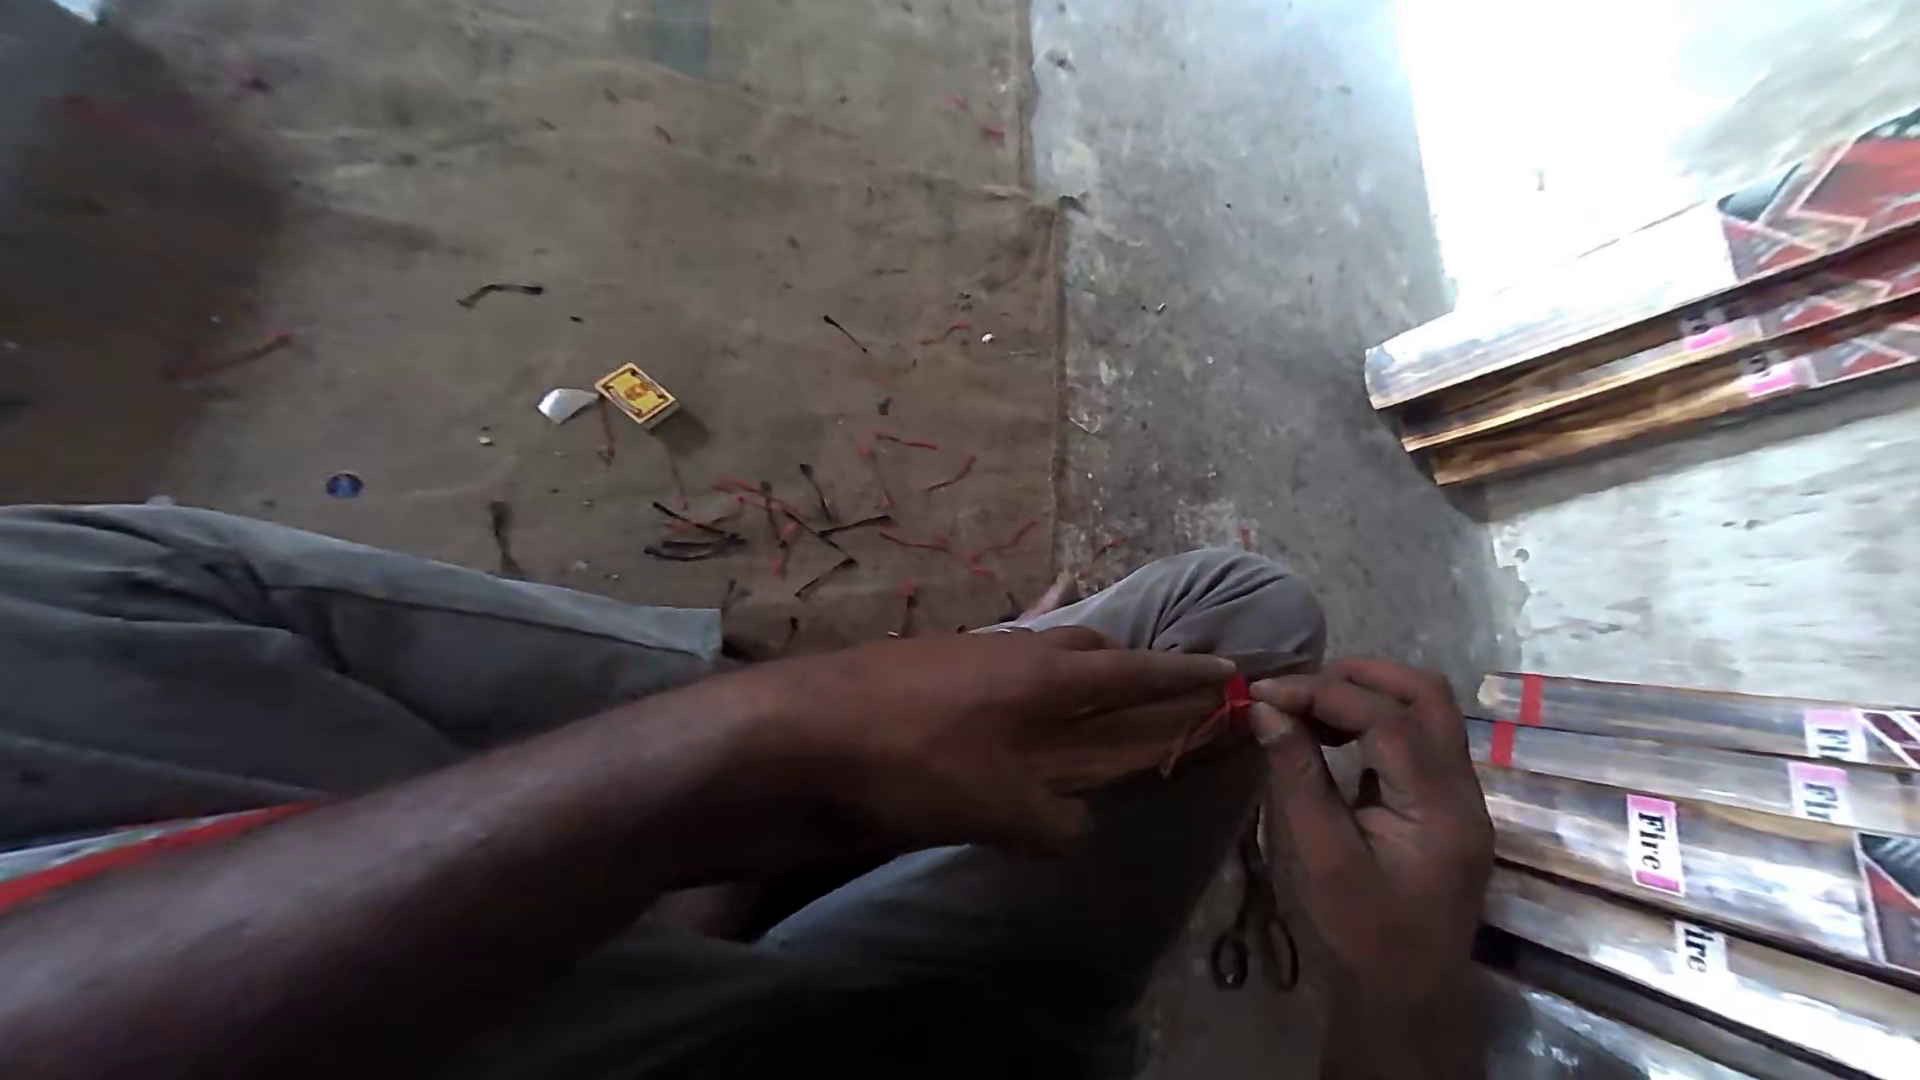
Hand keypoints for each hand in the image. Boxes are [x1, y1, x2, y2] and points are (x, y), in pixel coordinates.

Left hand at [701, 627, 1235, 859]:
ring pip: (1037, 646)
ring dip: (1067, 664)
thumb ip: (1050, 822)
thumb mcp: (993, 807)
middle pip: (1085, 646)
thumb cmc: (912, 759)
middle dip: (1122, 663)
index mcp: (1043, 676)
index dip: (1180, 671)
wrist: (805, 725)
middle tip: (1144, 687)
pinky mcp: (928, 660)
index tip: (1222, 667)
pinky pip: (991, 656)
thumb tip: (1075, 828)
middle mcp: (1011, 649)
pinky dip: (1015, 668)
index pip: (1131, 668)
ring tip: (1081, 689)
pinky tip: (1003, 683)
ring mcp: (966, 648)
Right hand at [1249, 659, 1491, 1024]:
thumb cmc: (1356, 931)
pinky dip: (1364, 718)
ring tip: (1301, 707)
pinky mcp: (1437, 802)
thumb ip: (1295, 775)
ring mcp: (1455, 796)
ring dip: (1359, 693)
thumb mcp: (1317, 855)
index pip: (1386, 719)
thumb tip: (1264, 708)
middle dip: (1356, 676)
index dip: (1319, 693)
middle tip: (1293, 689)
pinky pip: (1410, 734)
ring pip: (1422, 709)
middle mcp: (1461, 793)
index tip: (1261, 693)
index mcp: (1439, 810)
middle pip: (1426, 696)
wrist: (1403, 996)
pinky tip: (1325, 734)